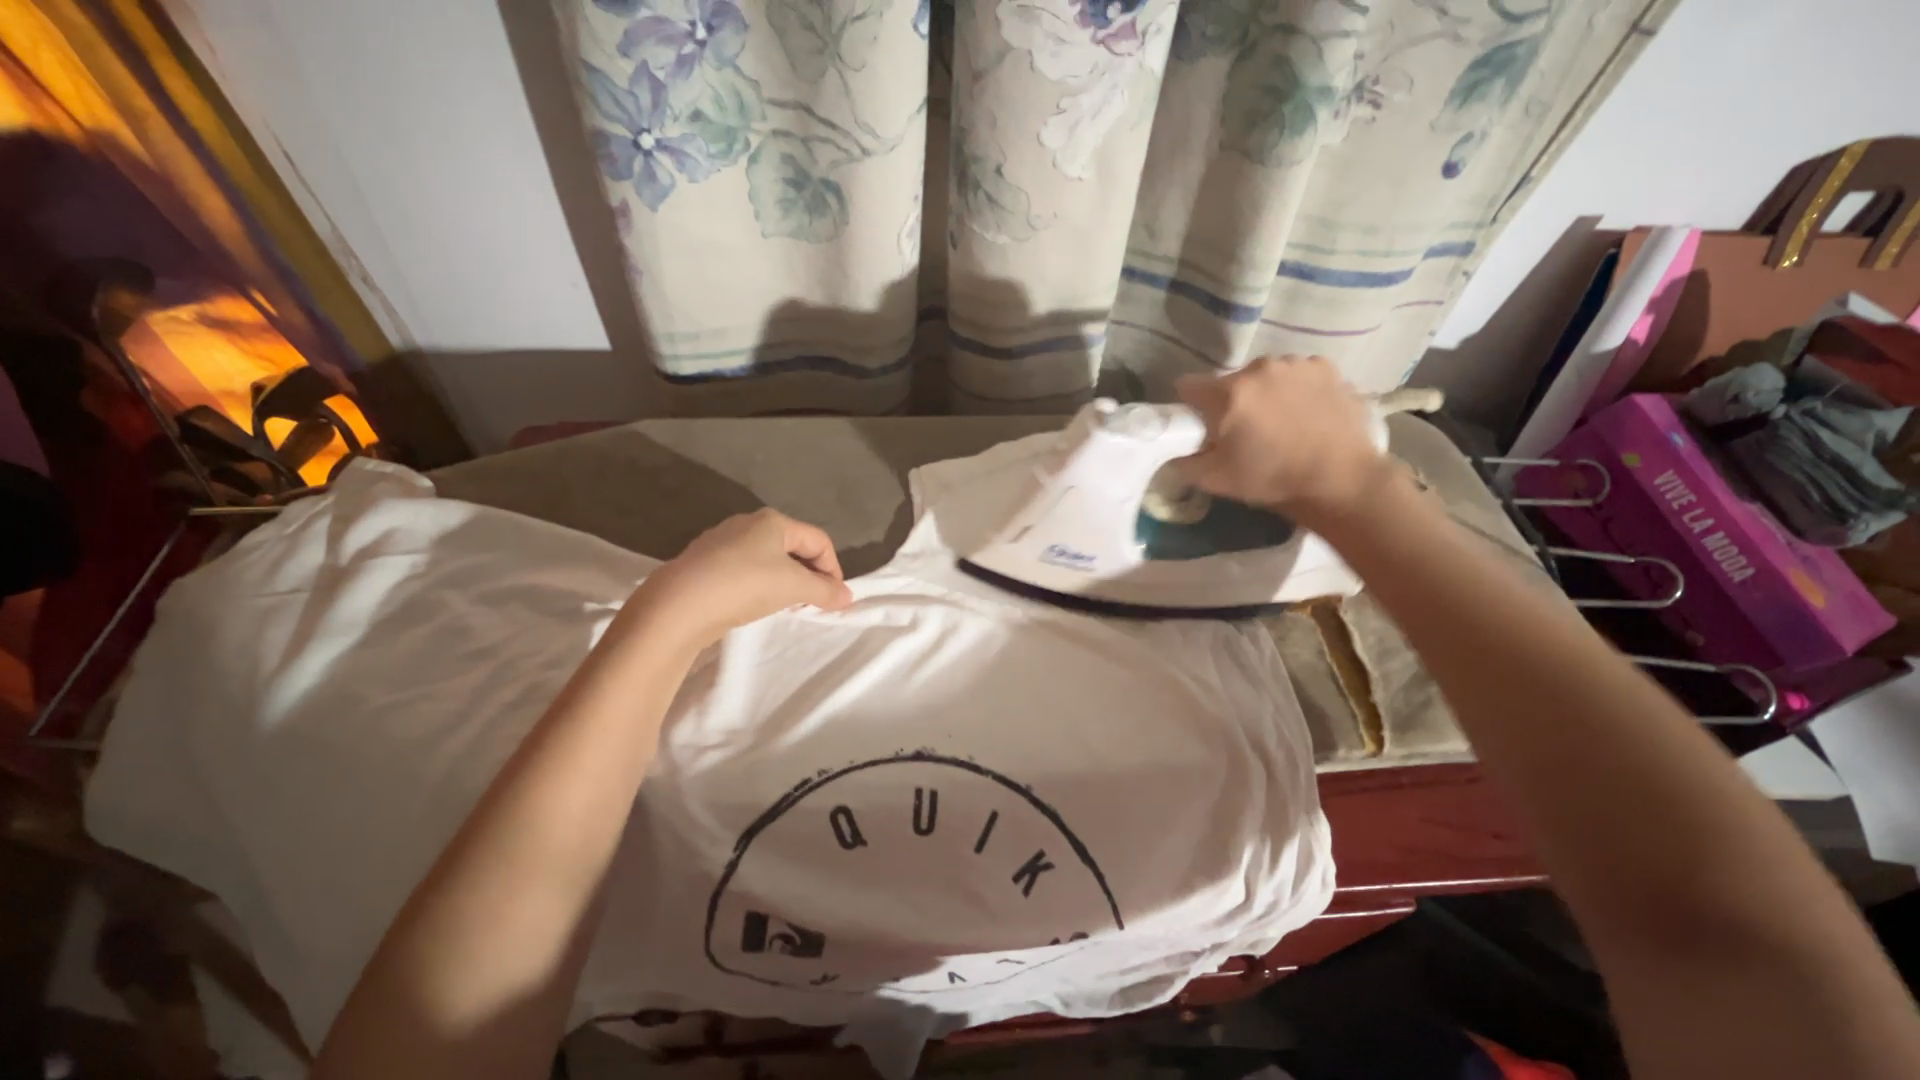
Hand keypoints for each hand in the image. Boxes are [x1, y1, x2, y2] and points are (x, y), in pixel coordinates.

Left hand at [631, 509, 853, 646]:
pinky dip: (758, 585)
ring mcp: (722, 541)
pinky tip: (752, 604)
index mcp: (774, 521)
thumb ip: (825, 590)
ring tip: (783, 606)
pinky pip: (744, 570)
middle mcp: (748, 523)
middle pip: (793, 547)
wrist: (680, 604)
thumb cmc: (745, 585)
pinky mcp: (705, 562)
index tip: (834, 598)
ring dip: (784, 581)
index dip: (833, 569)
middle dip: (808, 575)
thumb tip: (848, 596)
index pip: (818, 540)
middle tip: (811, 602)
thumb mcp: (794, 587)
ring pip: (768, 559)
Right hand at [1174, 355, 1392, 525]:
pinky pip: (1300, 374)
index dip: (1189, 405)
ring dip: (1267, 393)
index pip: (1189, 386)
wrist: (1342, 481)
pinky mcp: (1327, 369)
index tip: (1200, 425)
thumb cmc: (1273, 480)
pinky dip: (1298, 390)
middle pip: (1232, 382)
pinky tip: (1308, 415)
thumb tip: (1172, 455)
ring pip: (1267, 376)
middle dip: (1233, 402)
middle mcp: (1260, 368)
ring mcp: (1296, 365)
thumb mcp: (1217, 480)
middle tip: (1248, 432)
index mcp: (1228, 392)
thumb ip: (1184, 464)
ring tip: (1283, 424)